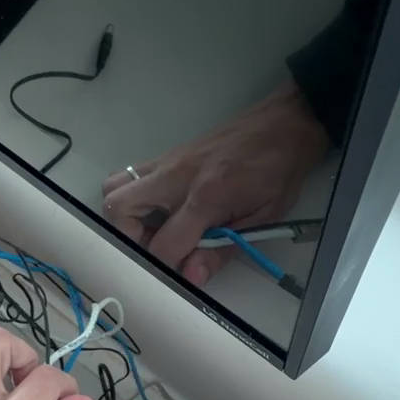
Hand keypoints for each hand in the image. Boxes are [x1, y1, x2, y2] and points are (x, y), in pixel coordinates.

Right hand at [102, 79, 329, 286]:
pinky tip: (158, 210)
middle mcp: (176, 176)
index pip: (163, 243)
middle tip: (154, 247)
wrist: (285, 123)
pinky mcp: (165, 156)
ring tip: (152, 228)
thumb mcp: (261, 217)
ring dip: (124, 216)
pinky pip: (127, 176)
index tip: (177, 273)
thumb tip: (192, 276)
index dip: (165, 267)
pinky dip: (132, 198)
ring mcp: (166, 162)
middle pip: (118, 209)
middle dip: (128, 238)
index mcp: (205, 195)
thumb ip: (221, 249)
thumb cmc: (277, 170)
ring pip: (114, 188)